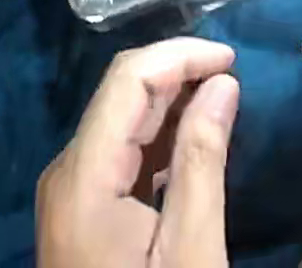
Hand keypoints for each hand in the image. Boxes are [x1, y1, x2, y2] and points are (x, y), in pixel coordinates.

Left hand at [37, 38, 239, 267]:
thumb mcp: (190, 255)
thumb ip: (203, 161)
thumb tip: (223, 83)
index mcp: (84, 174)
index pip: (128, 80)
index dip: (179, 55)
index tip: (231, 56)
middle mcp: (69, 167)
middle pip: (121, 91)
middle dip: (176, 70)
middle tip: (232, 72)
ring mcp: (73, 185)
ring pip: (122, 114)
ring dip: (170, 97)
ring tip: (222, 91)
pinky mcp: (84, 203)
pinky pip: (122, 147)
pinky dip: (160, 132)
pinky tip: (196, 131)